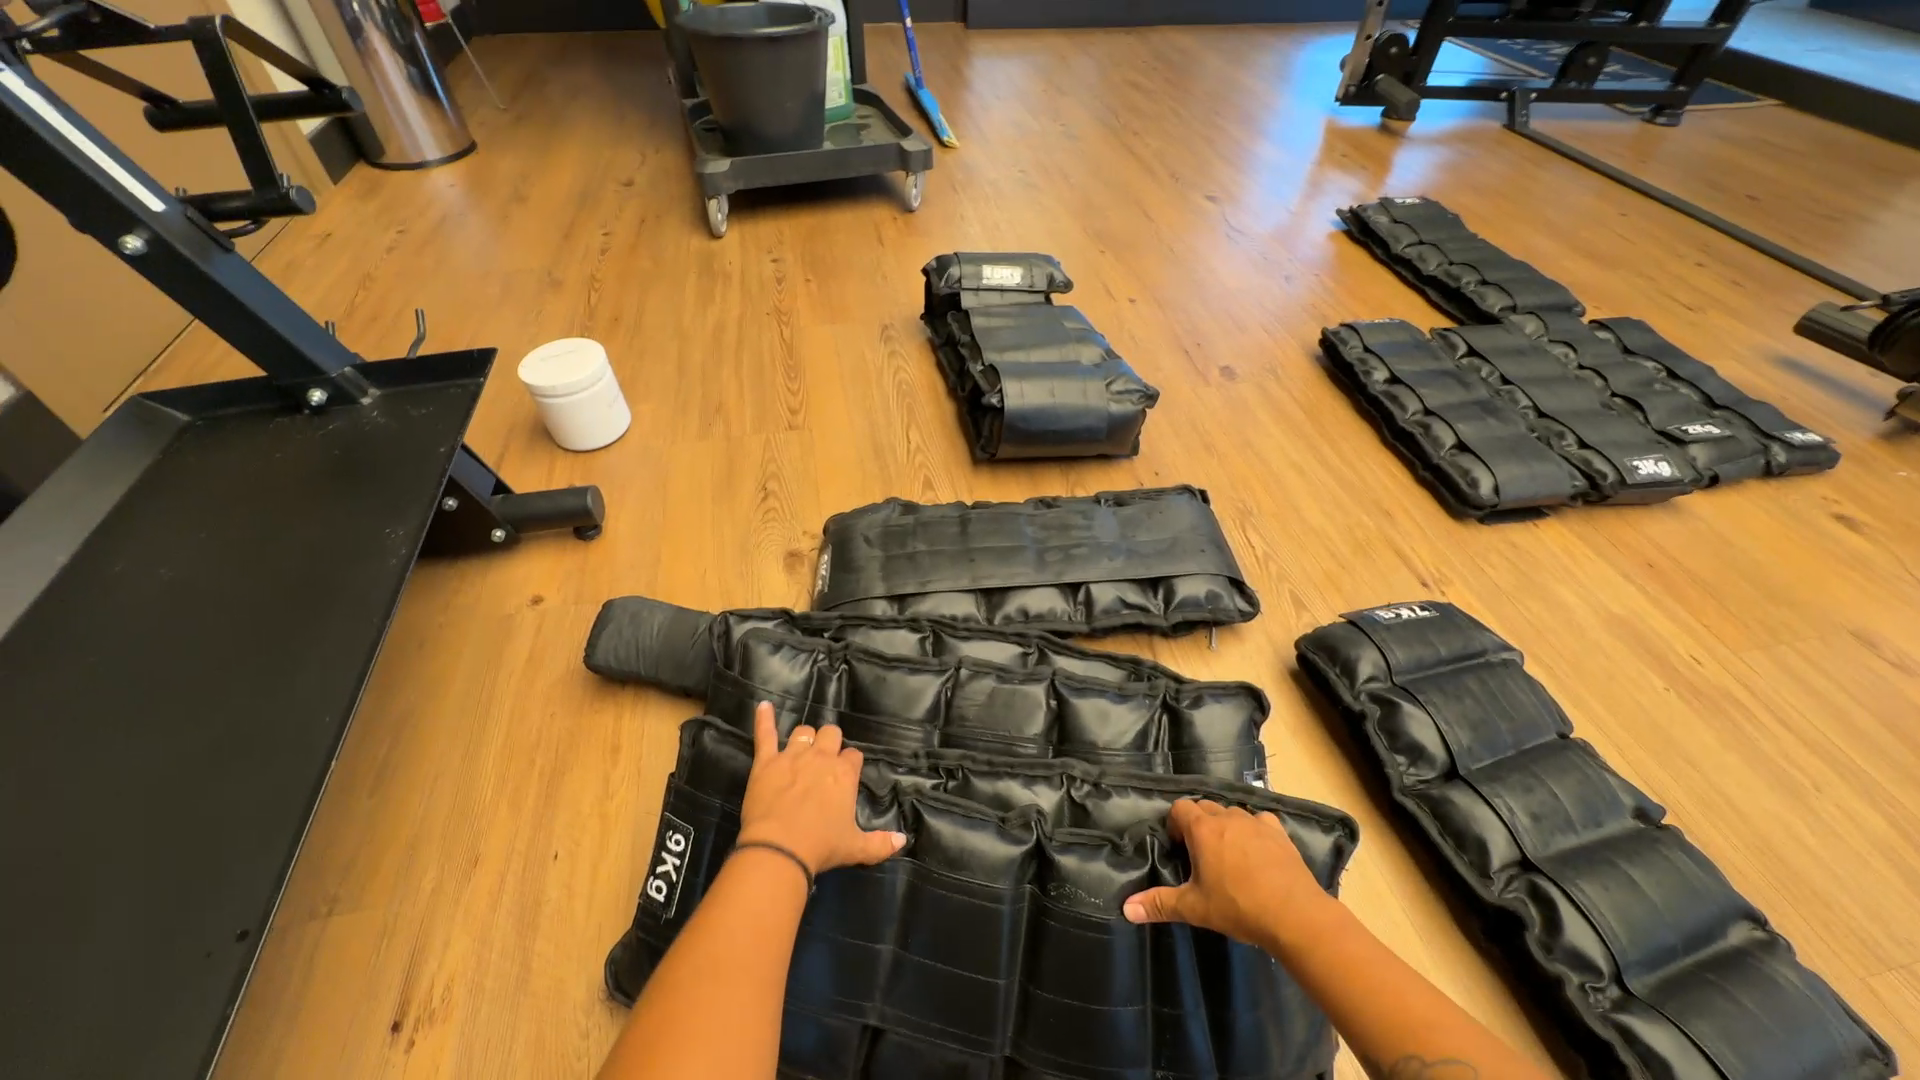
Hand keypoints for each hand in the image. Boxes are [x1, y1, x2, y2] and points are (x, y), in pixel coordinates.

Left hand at [734, 702, 905, 877]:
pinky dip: (764, 719)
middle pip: (830, 734)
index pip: (854, 756)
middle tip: (825, 760)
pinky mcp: (766, 762)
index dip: (850, 764)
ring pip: (803, 732)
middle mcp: (821, 757)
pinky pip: (765, 734)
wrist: (779, 850)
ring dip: (806, 738)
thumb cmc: (821, 847)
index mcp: (845, 774)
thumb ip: (881, 844)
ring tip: (803, 749)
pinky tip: (764, 706)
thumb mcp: (855, 848)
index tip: (846, 774)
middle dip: (830, 743)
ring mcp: (792, 756)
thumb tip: (902, 840)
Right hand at [1123, 798, 1334, 949]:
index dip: (1174, 824)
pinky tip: (1257, 851)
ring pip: (1233, 812)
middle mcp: (1228, 817)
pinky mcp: (1280, 833)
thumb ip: (1159, 904)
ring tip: (1227, 854)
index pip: (1180, 807)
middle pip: (1205, 806)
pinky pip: (1260, 821)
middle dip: (1198, 824)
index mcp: (1203, 829)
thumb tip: (1126, 909)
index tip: (1178, 848)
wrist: (1295, 915)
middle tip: (1199, 854)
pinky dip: (1254, 830)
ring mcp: (1256, 823)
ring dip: (1225, 826)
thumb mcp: (1194, 908)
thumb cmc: (1238, 907)